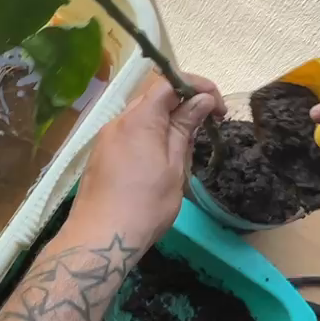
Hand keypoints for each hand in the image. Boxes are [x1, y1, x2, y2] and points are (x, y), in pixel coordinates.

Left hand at [68, 72, 219, 246]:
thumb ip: (184, 128)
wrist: (101, 238)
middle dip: (183, 104)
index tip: (218, 107)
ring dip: (166, 121)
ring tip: (187, 147)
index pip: (167, 83)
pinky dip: (149, 135)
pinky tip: (162, 159)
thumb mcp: (175, 166)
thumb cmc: (145, 205)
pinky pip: (129, 133)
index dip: (196, 86)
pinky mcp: (101, 155)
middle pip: (152, 97)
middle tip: (207, 126)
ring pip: (140, 116)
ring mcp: (105, 139)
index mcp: (138, 120)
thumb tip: (201, 100)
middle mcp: (117, 122)